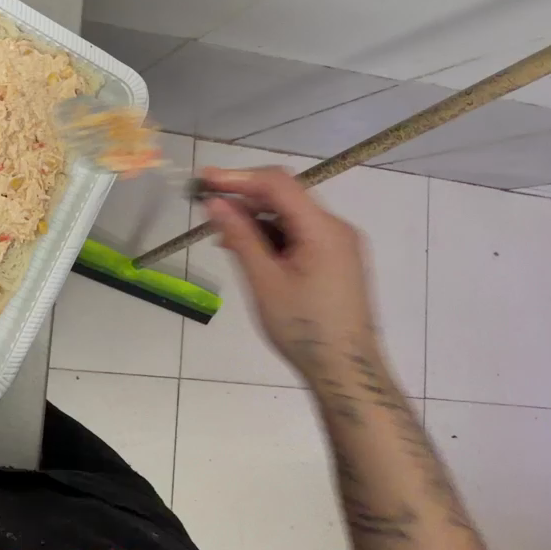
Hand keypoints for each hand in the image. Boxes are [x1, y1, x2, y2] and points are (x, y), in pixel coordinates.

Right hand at [199, 166, 377, 377]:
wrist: (347, 372)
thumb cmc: (304, 329)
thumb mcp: (265, 282)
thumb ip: (241, 237)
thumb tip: (215, 202)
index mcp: (324, 229)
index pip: (278, 184)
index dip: (238, 177)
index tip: (203, 181)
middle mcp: (337, 228)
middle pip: (286, 197)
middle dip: (245, 199)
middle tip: (208, 212)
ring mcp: (340, 244)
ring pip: (291, 216)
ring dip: (257, 220)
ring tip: (224, 239)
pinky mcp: (337, 260)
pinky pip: (300, 234)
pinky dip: (273, 236)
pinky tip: (250, 252)